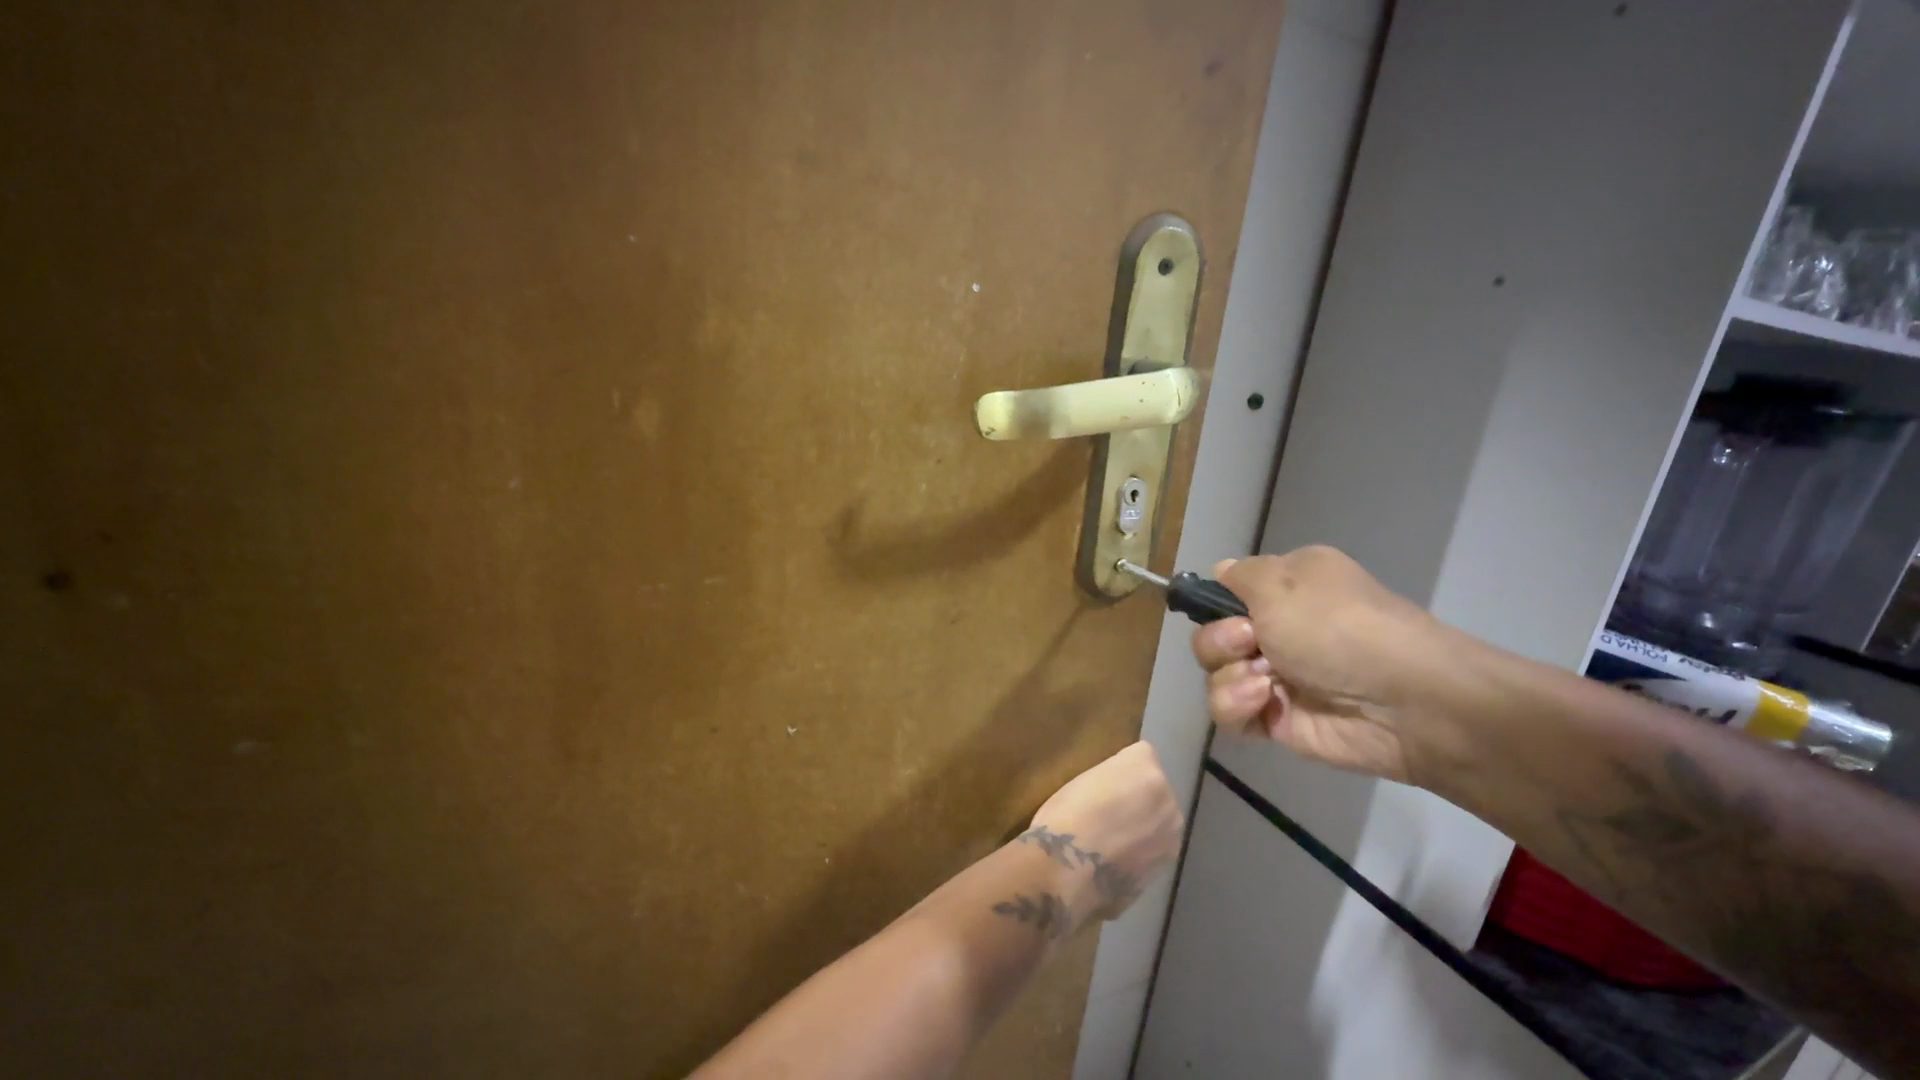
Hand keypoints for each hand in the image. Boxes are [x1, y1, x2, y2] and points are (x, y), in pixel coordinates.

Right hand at [1023, 741, 1182, 920]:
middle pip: (1155, 791)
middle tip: (1106, 814)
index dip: (1120, 769)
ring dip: (1142, 828)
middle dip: (1138, 799)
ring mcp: (1170, 836)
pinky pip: (1151, 851)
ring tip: (1109, 843)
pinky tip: (1112, 863)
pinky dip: (1137, 855)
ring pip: (1158, 823)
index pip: (1140, 755)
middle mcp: (1167, 798)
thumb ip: (1111, 778)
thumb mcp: (1083, 779)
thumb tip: (1115, 791)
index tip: (1102, 783)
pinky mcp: (1164, 868)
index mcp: (1145, 767)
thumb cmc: (1066, 815)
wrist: (1067, 870)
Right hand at [1190, 546, 1453, 785]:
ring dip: (1228, 676)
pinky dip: (1236, 705)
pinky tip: (1264, 702)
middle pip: (1212, 636)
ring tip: (1265, 683)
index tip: (1227, 608)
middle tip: (1249, 642)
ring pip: (1215, 675)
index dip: (1217, 603)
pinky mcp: (1276, 719)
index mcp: (1288, 588)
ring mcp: (1277, 677)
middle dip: (1219, 640)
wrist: (1401, 701)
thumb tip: (1222, 571)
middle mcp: (1280, 629)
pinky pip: (1228, 712)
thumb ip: (1239, 575)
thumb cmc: (1338, 626)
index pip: (1228, 592)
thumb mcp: (1281, 580)